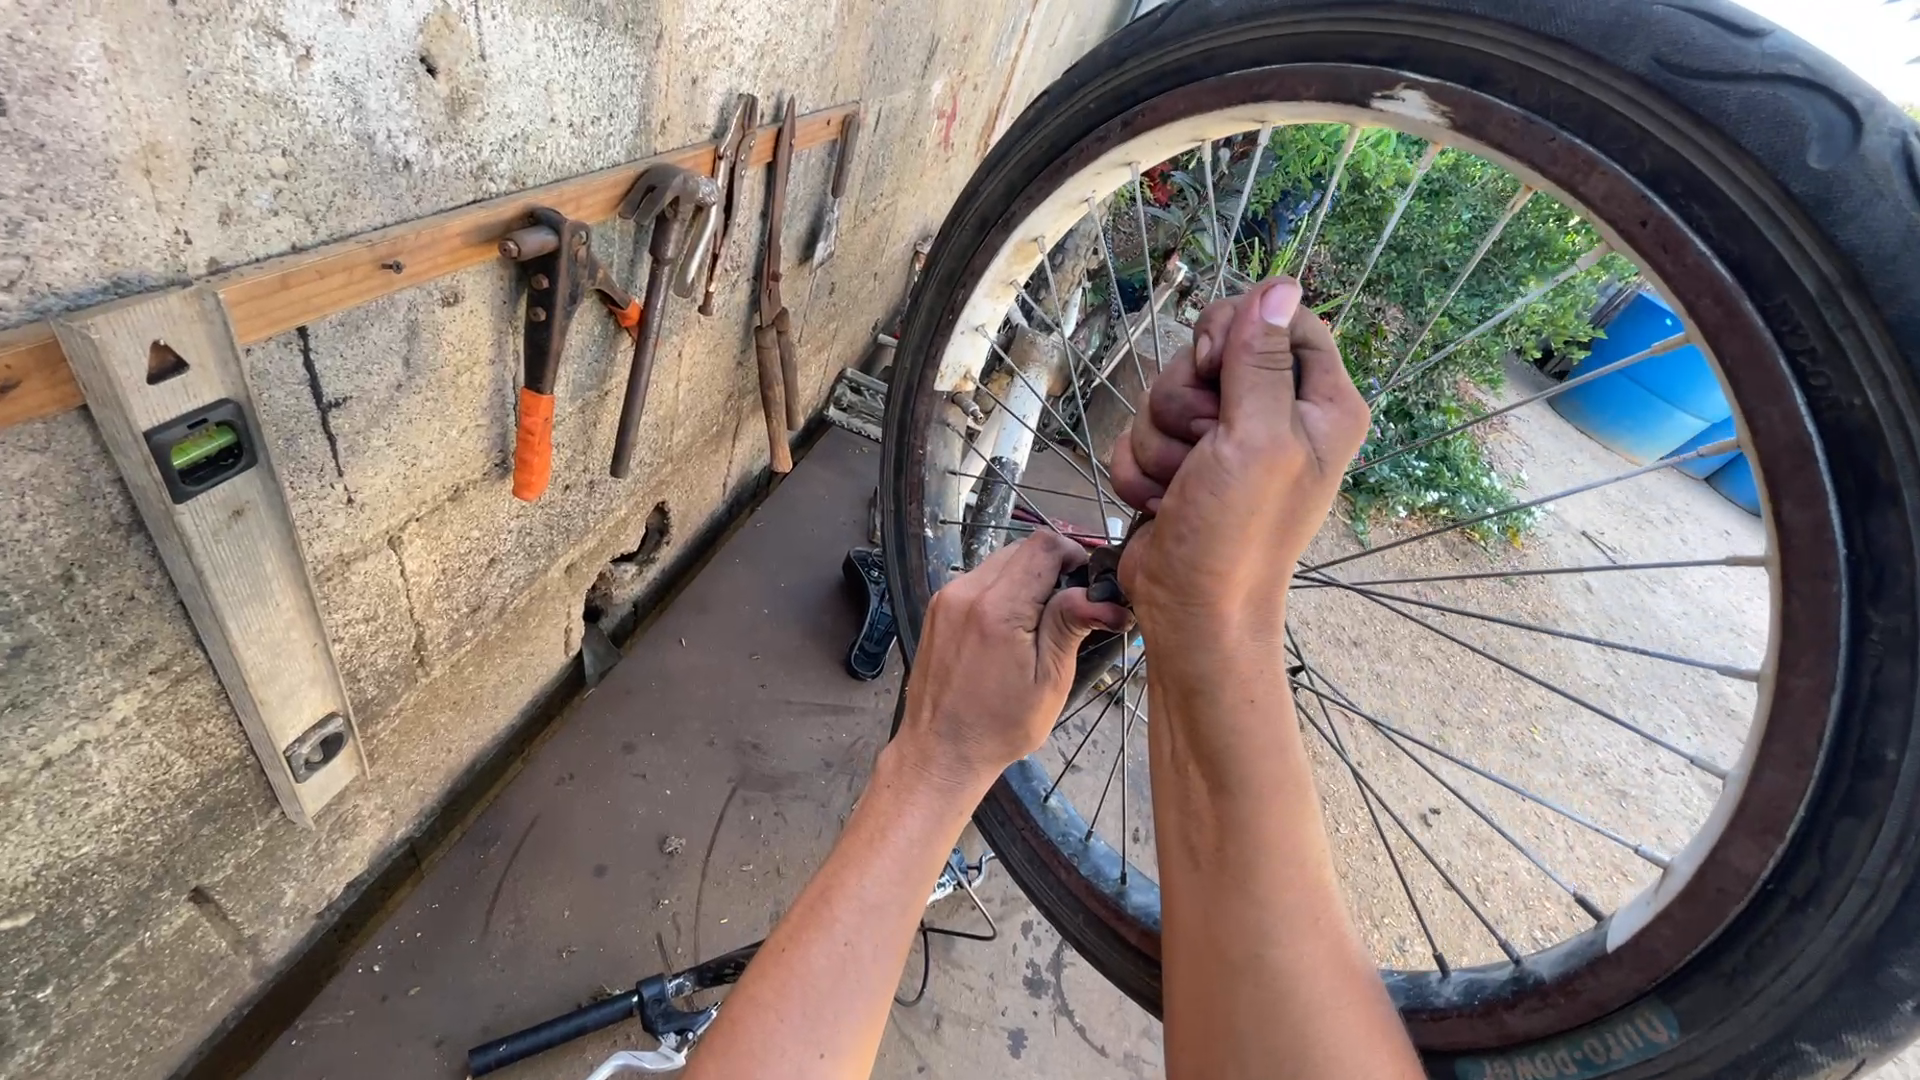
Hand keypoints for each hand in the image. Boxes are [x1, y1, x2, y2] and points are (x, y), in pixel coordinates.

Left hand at [897, 532, 1130, 789]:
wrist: (939, 751)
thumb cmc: (997, 728)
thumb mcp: (1049, 682)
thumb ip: (1070, 626)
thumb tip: (1102, 595)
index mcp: (997, 609)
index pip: (1044, 546)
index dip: (1073, 555)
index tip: (1086, 584)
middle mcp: (966, 592)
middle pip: (1022, 549)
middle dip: (1052, 569)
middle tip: (1069, 608)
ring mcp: (947, 597)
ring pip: (1001, 561)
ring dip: (1027, 580)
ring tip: (1039, 623)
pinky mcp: (938, 607)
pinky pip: (980, 579)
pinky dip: (1003, 591)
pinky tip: (1011, 628)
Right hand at [1110, 277, 1368, 642]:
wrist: (1189, 607)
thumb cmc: (1236, 532)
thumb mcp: (1258, 438)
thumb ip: (1262, 358)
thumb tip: (1280, 283)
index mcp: (1317, 403)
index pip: (1282, 320)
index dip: (1237, 331)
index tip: (1216, 367)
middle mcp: (1271, 416)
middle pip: (1211, 354)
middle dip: (1186, 401)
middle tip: (1201, 445)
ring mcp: (1219, 443)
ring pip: (1165, 395)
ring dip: (1158, 444)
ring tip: (1180, 486)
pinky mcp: (1177, 465)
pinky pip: (1139, 436)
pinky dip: (1140, 470)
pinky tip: (1160, 502)